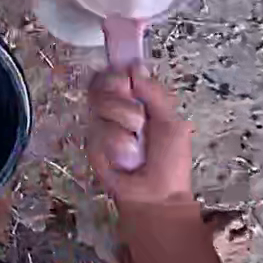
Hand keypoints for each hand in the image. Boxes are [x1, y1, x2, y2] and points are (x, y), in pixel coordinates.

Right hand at [88, 63, 194, 207]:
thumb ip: (154, 92)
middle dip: (122, 102)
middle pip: (101, 85)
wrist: (156, 195)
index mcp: (135, 100)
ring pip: (101, 107)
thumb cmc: (169, 161)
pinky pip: (99, 132)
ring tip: (136, 144)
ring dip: (124, 125)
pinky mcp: (92, 144)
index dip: (117, 74)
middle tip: (137, 120)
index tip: (127, 82)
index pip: (114, 74)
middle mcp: (115, 109)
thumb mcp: (171, 121)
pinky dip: (116, 144)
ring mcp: (102, 125)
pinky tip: (125, 157)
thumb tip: (136, 66)